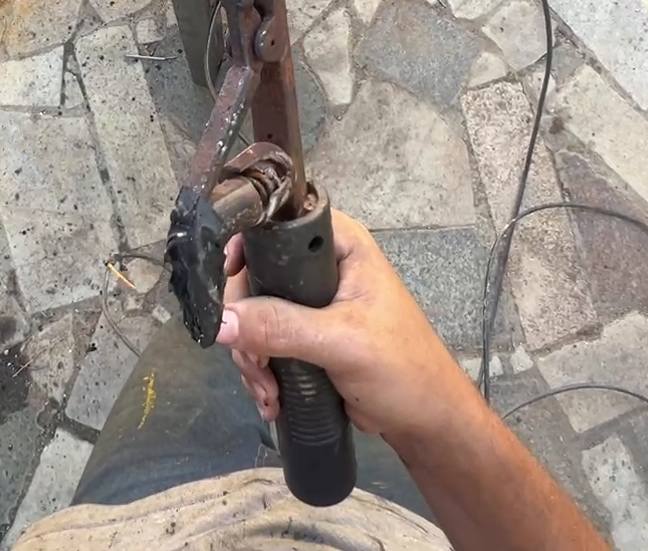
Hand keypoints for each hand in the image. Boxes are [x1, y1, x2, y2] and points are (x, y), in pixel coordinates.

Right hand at [215, 209, 473, 442]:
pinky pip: (262, 340)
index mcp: (339, 243)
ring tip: (267, 391)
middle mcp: (321, 264)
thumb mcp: (341, 342)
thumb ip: (281, 328)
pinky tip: (269, 396)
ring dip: (251, 354)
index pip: (280, 224)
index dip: (248, 245)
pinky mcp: (304, 333)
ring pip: (254, 311)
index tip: (228, 277)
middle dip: (246, 321)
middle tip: (251, 361)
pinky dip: (259, 368)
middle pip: (257, 274)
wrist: (425, 423)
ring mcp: (310, 300)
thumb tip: (221, 322)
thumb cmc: (403, 368)